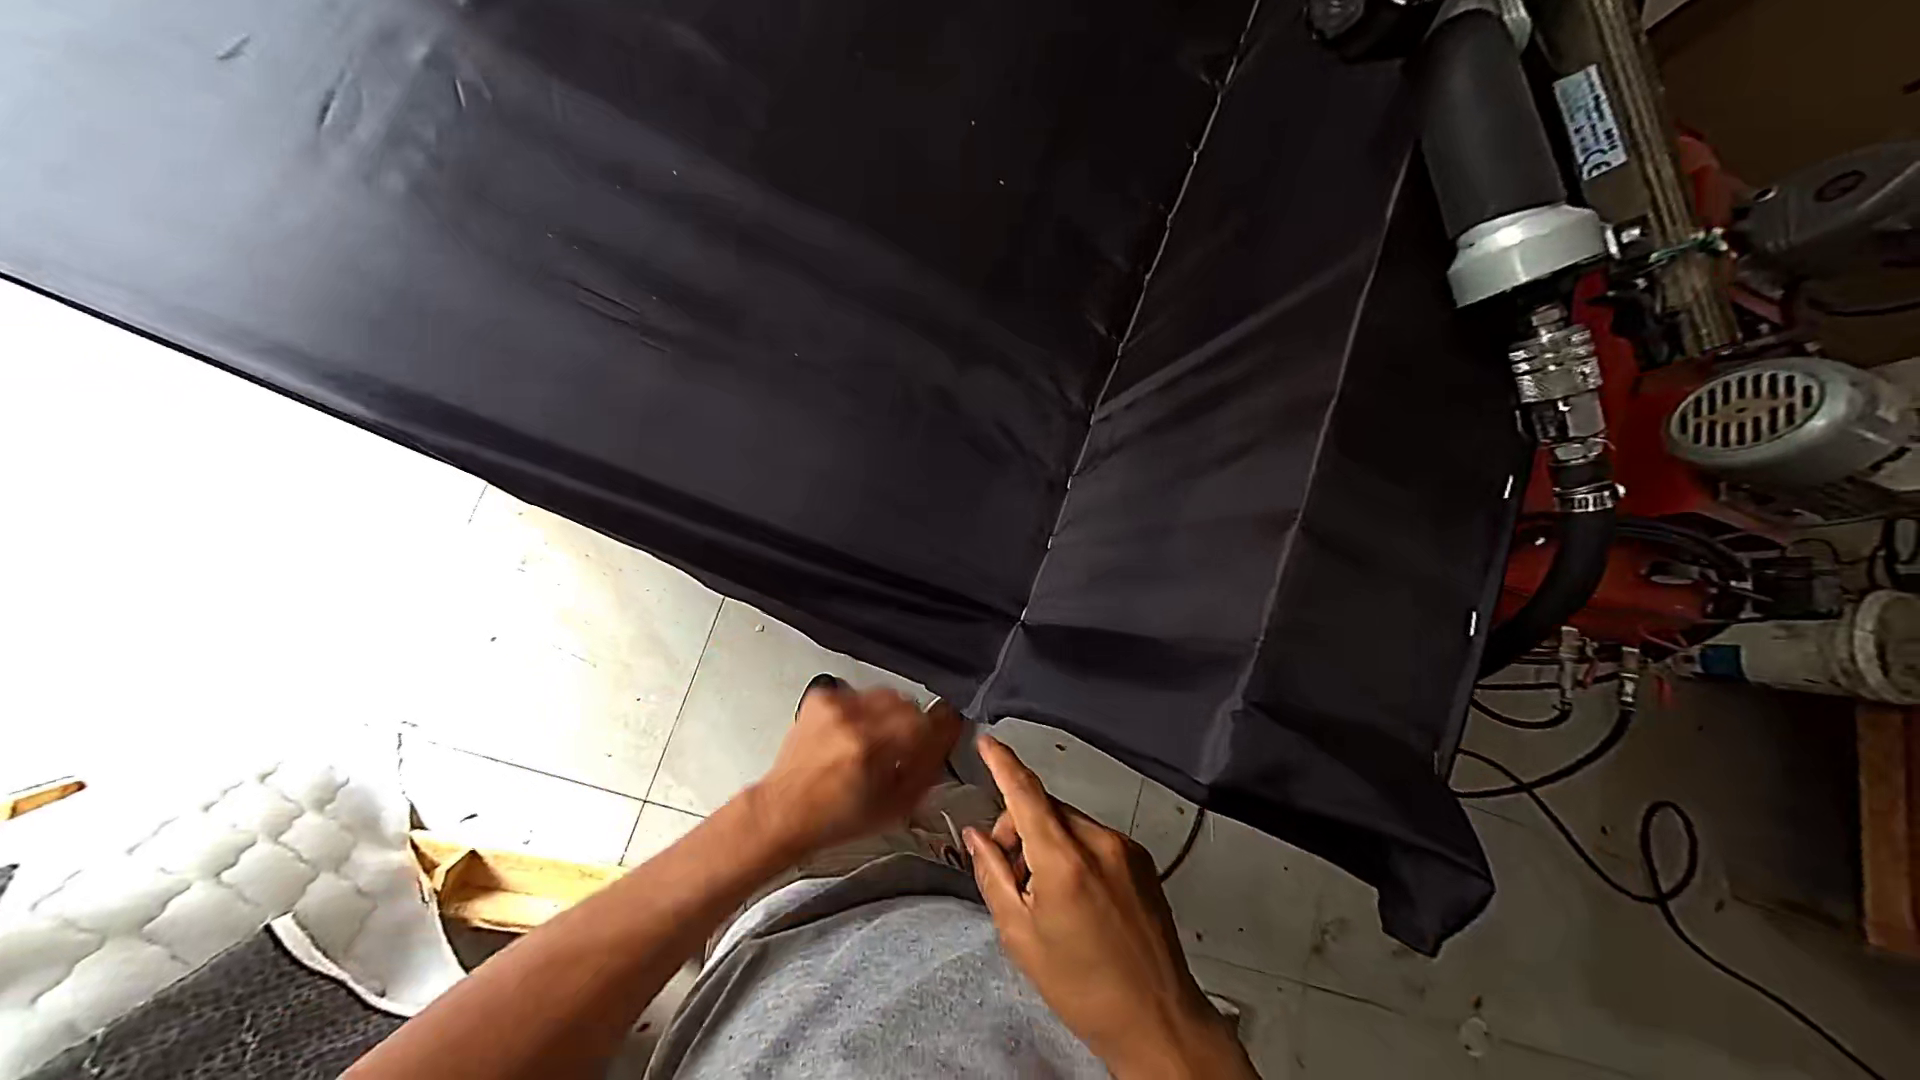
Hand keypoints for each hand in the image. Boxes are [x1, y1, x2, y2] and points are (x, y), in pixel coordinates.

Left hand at [749, 681, 961, 857]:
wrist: (784, 811)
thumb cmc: (832, 818)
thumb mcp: (895, 807)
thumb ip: (928, 767)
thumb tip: (947, 735)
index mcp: (873, 747)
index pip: (925, 718)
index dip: (939, 727)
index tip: (941, 731)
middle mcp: (852, 719)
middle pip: (906, 701)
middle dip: (911, 722)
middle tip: (904, 745)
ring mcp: (834, 706)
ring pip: (884, 693)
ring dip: (887, 714)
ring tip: (875, 741)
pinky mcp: (820, 699)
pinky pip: (858, 693)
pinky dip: (862, 709)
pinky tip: (854, 733)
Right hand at [964, 735, 1256, 1079]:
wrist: (1156, 1019)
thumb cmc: (1085, 988)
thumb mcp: (1021, 935)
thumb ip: (994, 875)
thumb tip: (976, 837)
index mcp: (1064, 861)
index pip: (1026, 793)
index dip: (1003, 762)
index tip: (988, 741)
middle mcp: (1099, 843)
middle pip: (1045, 807)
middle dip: (1018, 824)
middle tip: (1008, 866)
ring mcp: (1125, 849)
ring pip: (1069, 820)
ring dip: (1046, 838)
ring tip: (1044, 889)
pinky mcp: (1141, 859)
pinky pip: (1094, 835)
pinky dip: (1074, 848)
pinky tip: (1075, 891)